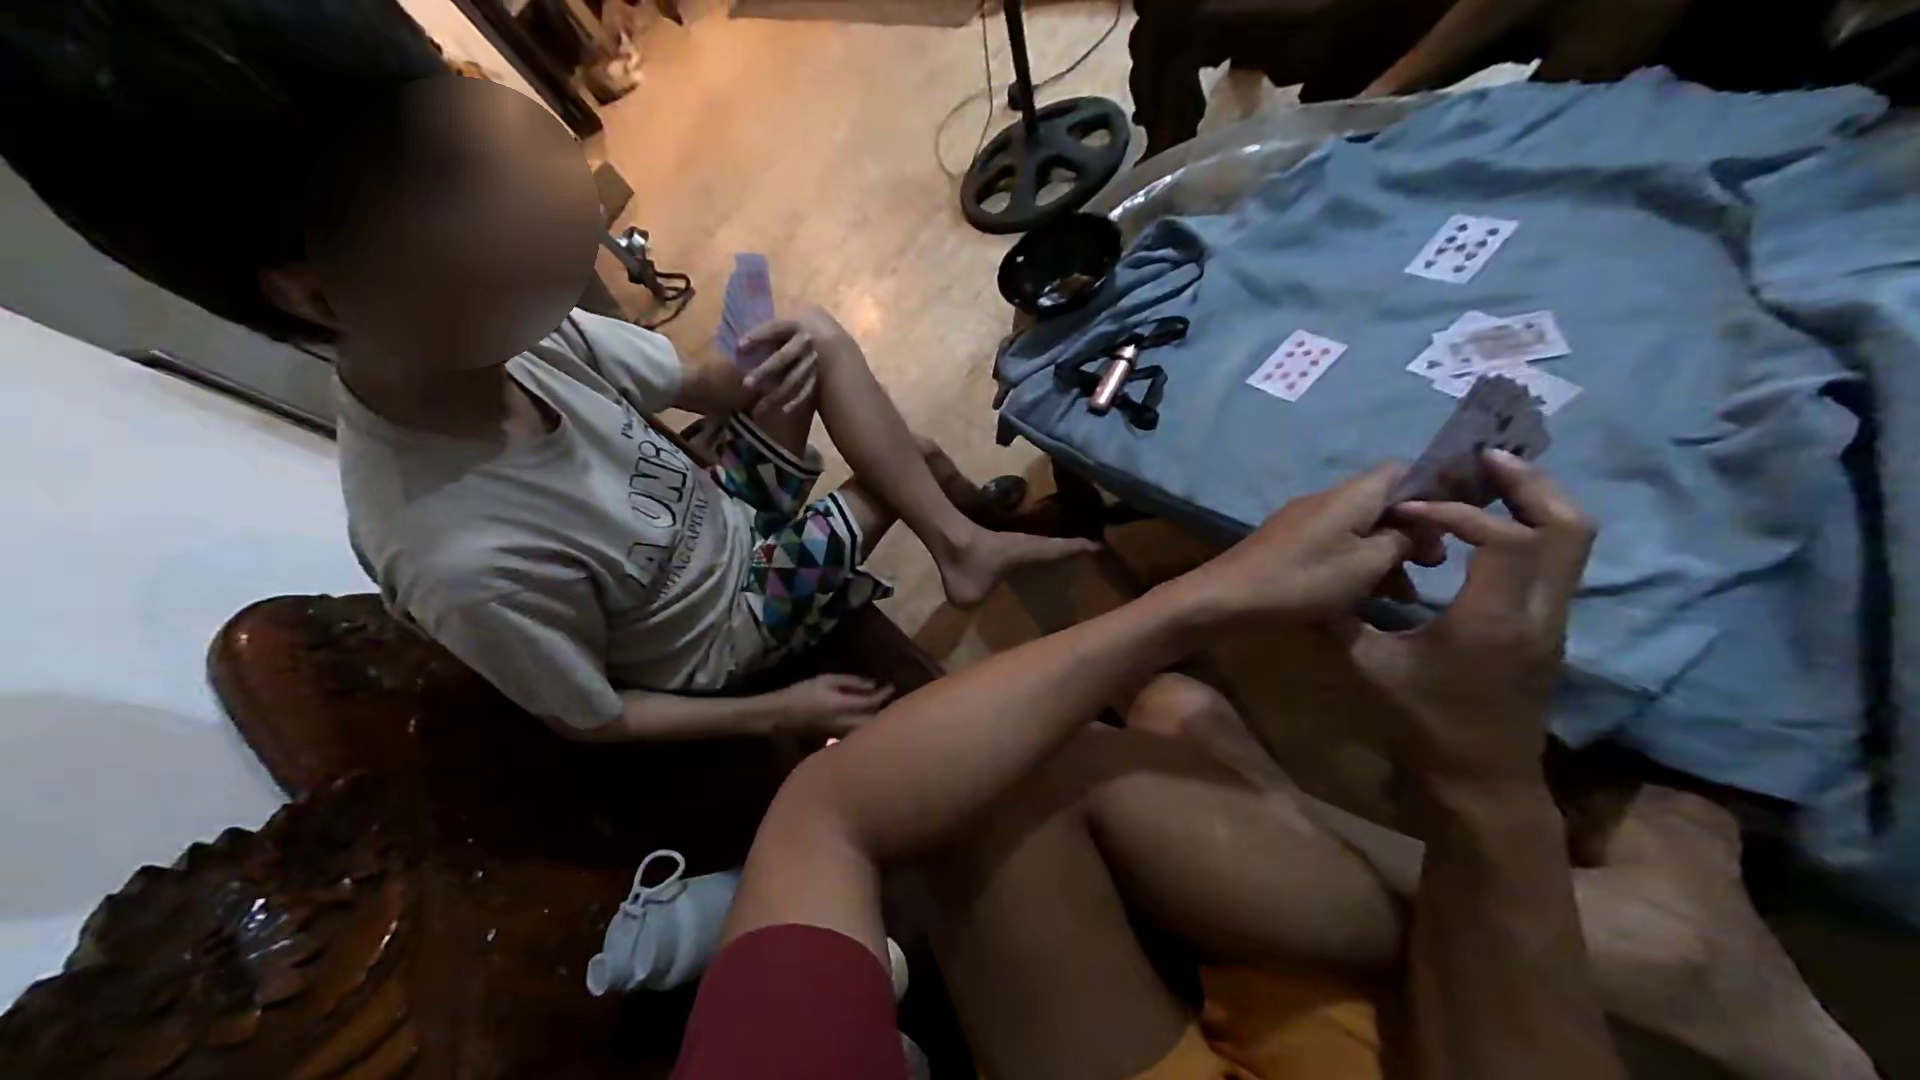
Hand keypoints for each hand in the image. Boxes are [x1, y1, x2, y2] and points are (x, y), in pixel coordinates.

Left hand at [740, 307, 845, 415]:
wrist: (834, 339)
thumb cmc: (806, 328)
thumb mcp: (793, 322)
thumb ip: (776, 329)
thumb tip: (744, 333)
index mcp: (798, 324)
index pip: (774, 329)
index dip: (757, 336)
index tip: (739, 346)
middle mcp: (807, 342)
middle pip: (782, 357)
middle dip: (764, 371)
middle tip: (746, 384)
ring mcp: (815, 360)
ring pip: (794, 378)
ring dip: (776, 394)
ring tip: (758, 409)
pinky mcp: (821, 375)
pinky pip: (808, 390)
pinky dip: (796, 400)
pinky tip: (784, 410)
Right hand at [769, 673, 893, 736]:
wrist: (779, 715)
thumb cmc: (801, 692)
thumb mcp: (825, 680)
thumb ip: (850, 682)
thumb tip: (872, 684)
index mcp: (842, 706)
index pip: (871, 703)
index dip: (884, 694)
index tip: (891, 686)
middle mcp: (844, 723)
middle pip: (873, 723)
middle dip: (885, 712)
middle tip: (891, 701)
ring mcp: (840, 734)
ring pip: (866, 731)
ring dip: (876, 721)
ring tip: (883, 709)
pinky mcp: (835, 739)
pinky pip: (857, 735)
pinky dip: (866, 727)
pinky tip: (867, 720)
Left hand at [1179, 463, 1423, 622]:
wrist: (1227, 597)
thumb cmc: (1303, 579)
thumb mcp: (1366, 563)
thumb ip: (1402, 540)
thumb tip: (1420, 527)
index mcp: (1349, 495)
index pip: (1401, 471)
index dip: (1432, 492)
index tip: (1450, 526)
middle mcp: (1326, 500)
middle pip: (1382, 504)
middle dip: (1411, 533)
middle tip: (1430, 566)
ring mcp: (1304, 523)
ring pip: (1359, 530)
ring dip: (1386, 557)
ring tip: (1404, 594)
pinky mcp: (1288, 545)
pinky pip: (1335, 547)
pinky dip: (1356, 566)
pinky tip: (1368, 598)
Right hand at [1343, 450, 1595, 783]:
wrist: (1482, 775)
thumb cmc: (1425, 721)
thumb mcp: (1370, 669)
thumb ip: (1343, 619)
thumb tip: (1318, 578)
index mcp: (1495, 621)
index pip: (1502, 540)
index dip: (1455, 513)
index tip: (1408, 511)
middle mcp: (1538, 612)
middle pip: (1567, 527)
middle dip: (1527, 483)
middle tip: (1483, 457)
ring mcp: (1554, 619)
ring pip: (1575, 541)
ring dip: (1537, 500)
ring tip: (1492, 477)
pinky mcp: (1550, 625)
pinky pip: (1558, 560)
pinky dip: (1532, 526)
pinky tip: (1490, 522)